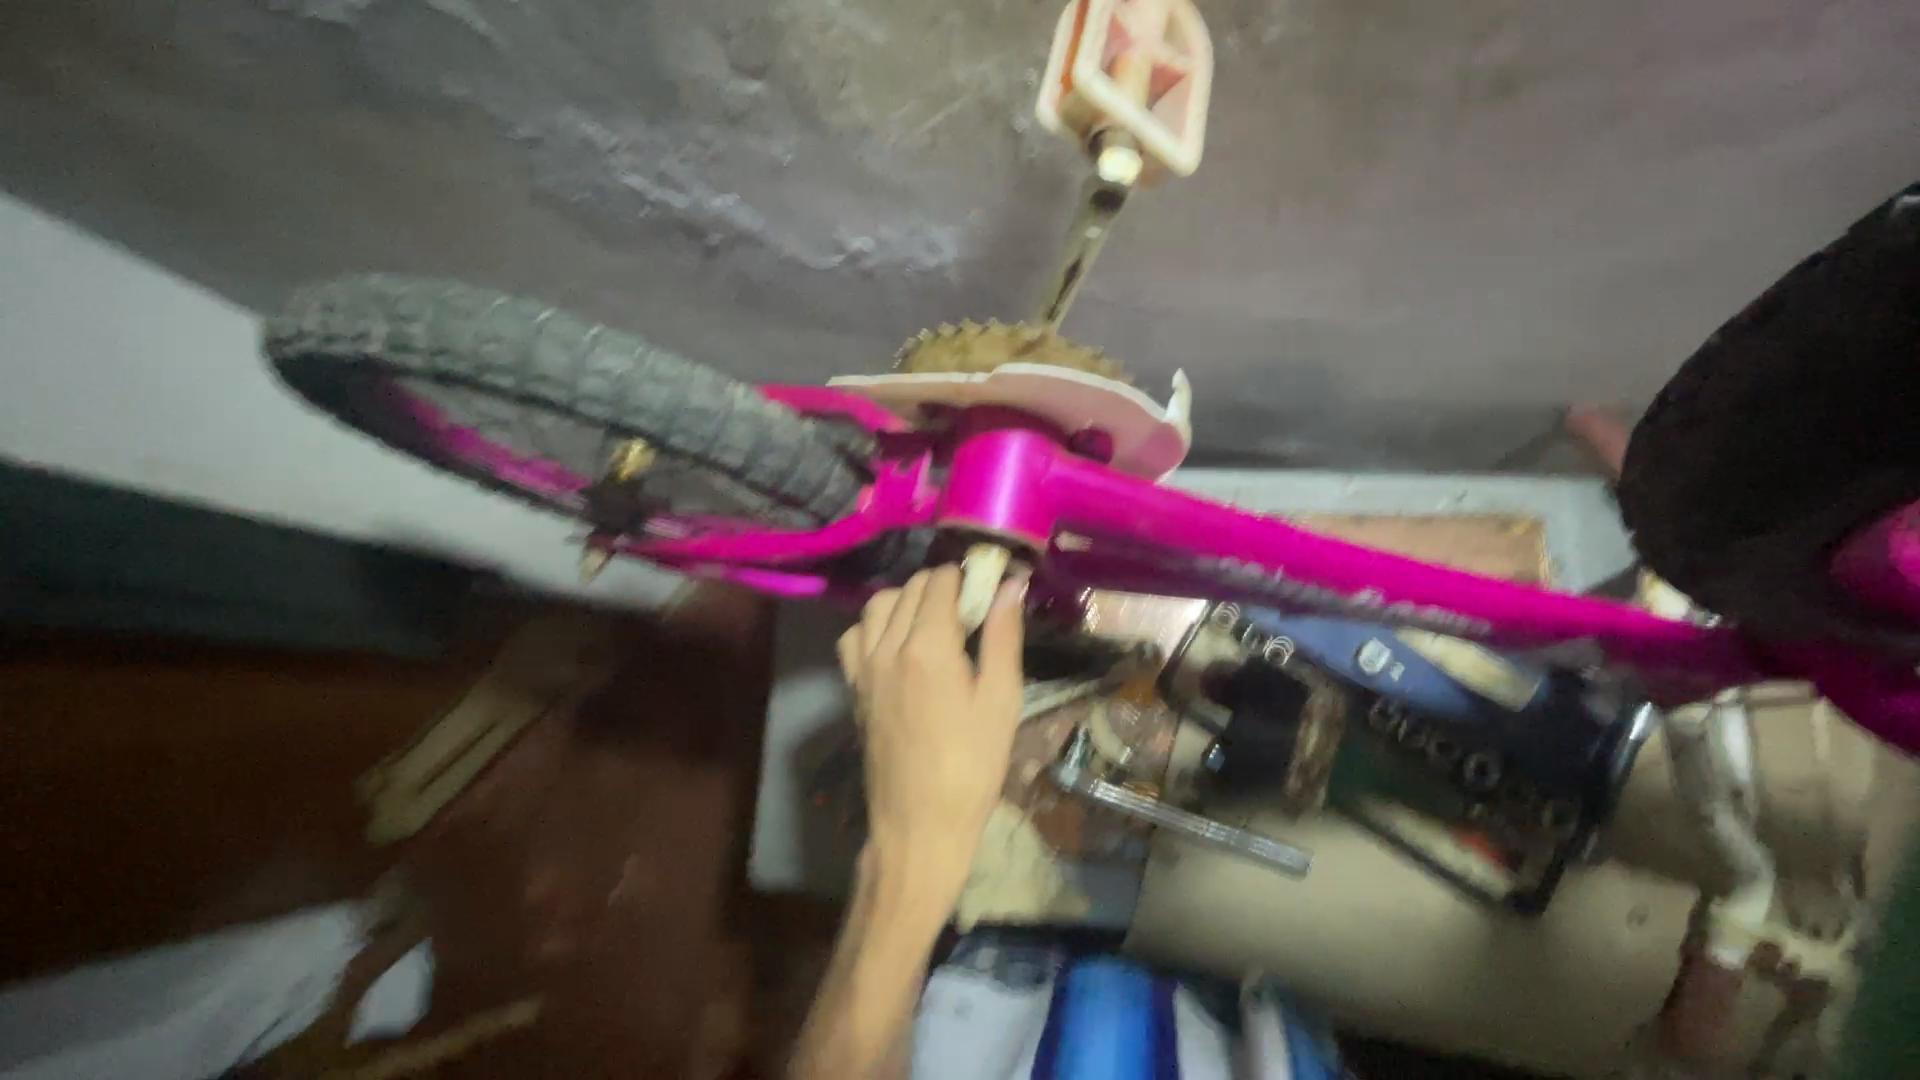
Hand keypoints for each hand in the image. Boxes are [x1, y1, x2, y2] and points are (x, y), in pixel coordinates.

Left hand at [837, 565, 1026, 897]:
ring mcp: (864, 667)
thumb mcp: (1001, 701)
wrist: (919, 823)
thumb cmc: (972, 765)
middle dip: (941, 586)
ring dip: (906, 600)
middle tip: (971, 609)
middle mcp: (888, 646)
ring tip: (935, 623)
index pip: (940, 582)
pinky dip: (875, 626)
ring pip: (878, 605)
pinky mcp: (853, 687)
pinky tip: (898, 645)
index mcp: (928, 646)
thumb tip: (1011, 585)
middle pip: (909, 588)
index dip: (966, 577)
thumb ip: (1003, 637)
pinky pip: (855, 636)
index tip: (988, 588)